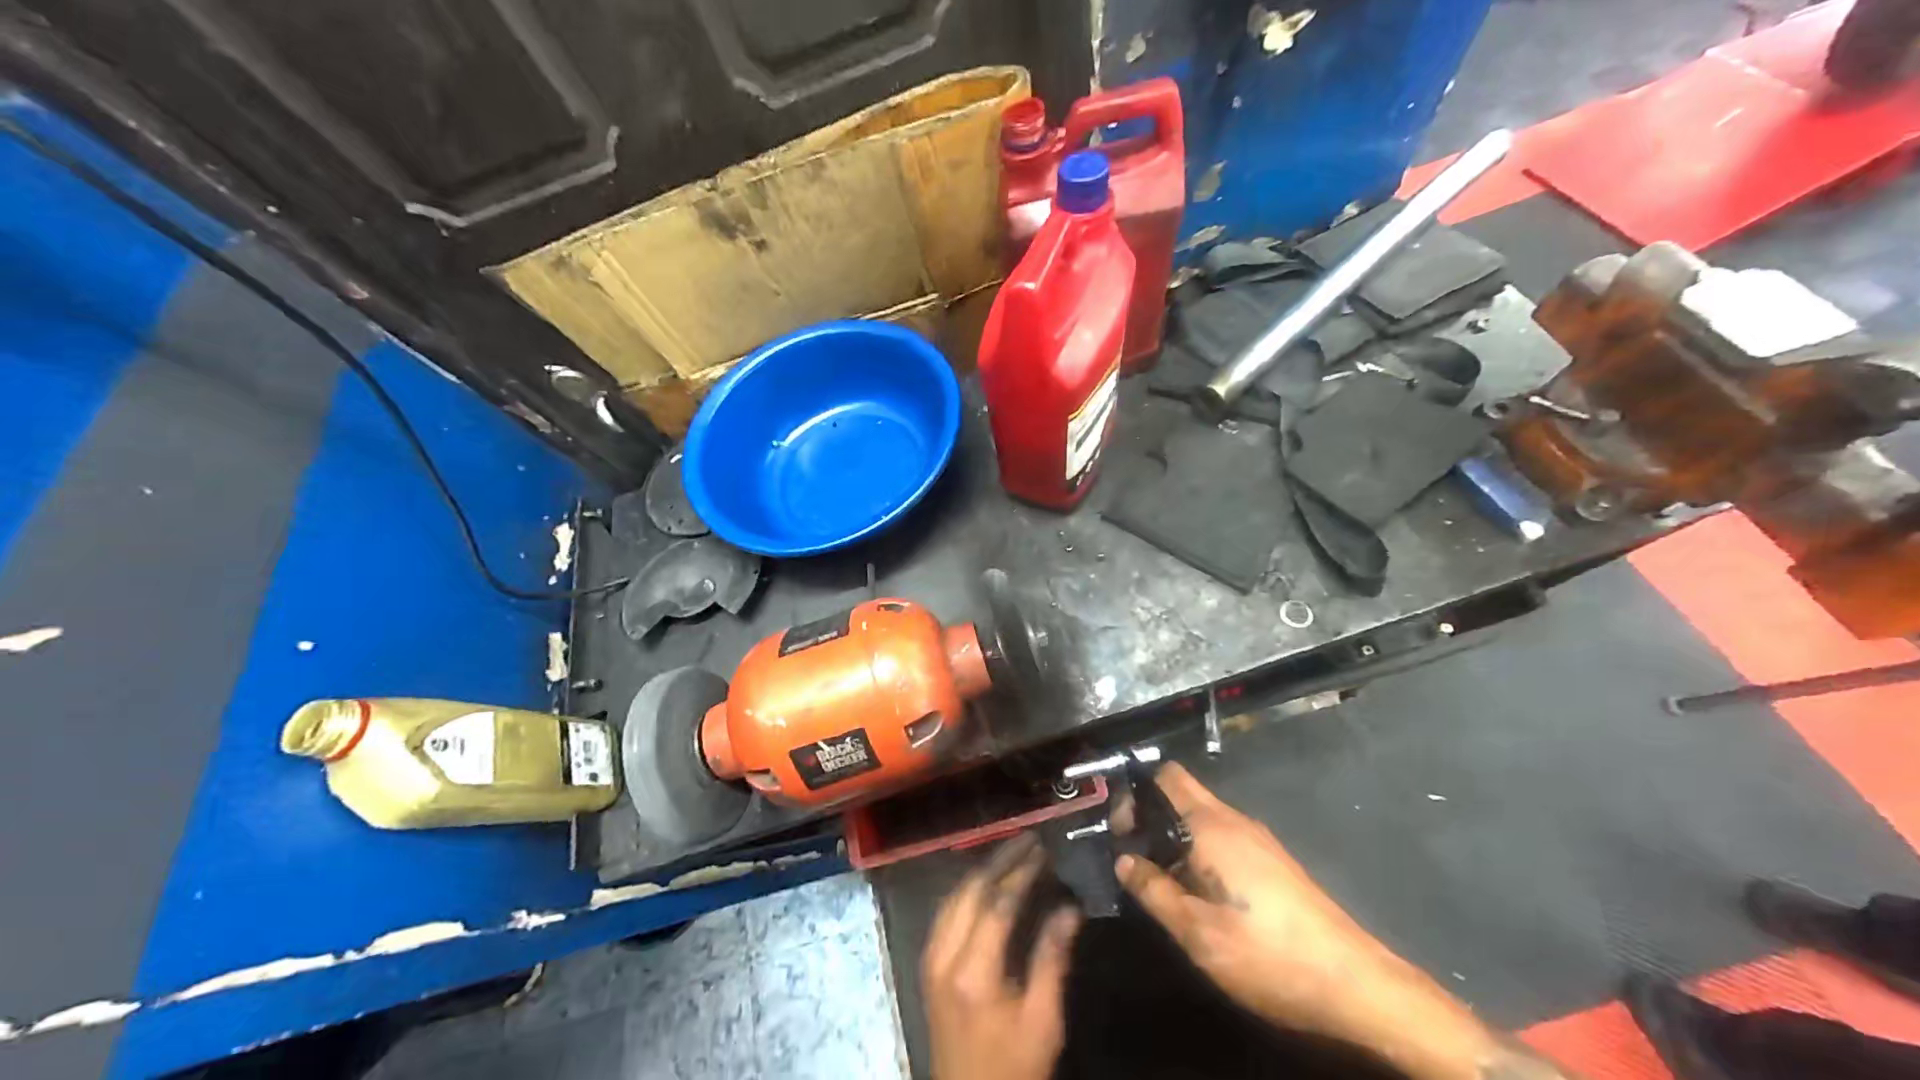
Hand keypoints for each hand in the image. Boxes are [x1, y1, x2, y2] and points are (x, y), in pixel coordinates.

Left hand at [922, 833, 1081, 1079]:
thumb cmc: (1014, 1066)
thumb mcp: (1043, 1020)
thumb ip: (1052, 959)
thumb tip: (1070, 907)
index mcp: (974, 973)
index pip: (997, 904)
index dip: (1021, 872)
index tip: (1043, 848)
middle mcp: (944, 957)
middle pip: (970, 891)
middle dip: (1000, 861)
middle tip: (1029, 839)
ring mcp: (930, 958)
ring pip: (954, 896)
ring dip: (982, 871)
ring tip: (1012, 852)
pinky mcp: (928, 964)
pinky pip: (946, 911)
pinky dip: (968, 889)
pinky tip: (987, 881)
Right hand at [1115, 764, 1524, 1079]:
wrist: (1355, 985)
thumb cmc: (1267, 954)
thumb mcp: (1197, 932)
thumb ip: (1154, 891)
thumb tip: (1123, 860)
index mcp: (1211, 826)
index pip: (1164, 777)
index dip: (1133, 794)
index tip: (1115, 830)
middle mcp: (1233, 820)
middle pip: (1181, 791)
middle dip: (1149, 811)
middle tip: (1130, 849)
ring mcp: (1257, 839)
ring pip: (1200, 815)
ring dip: (1172, 833)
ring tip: (1155, 873)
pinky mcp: (1271, 861)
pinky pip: (1220, 836)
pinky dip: (1196, 848)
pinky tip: (1194, 888)